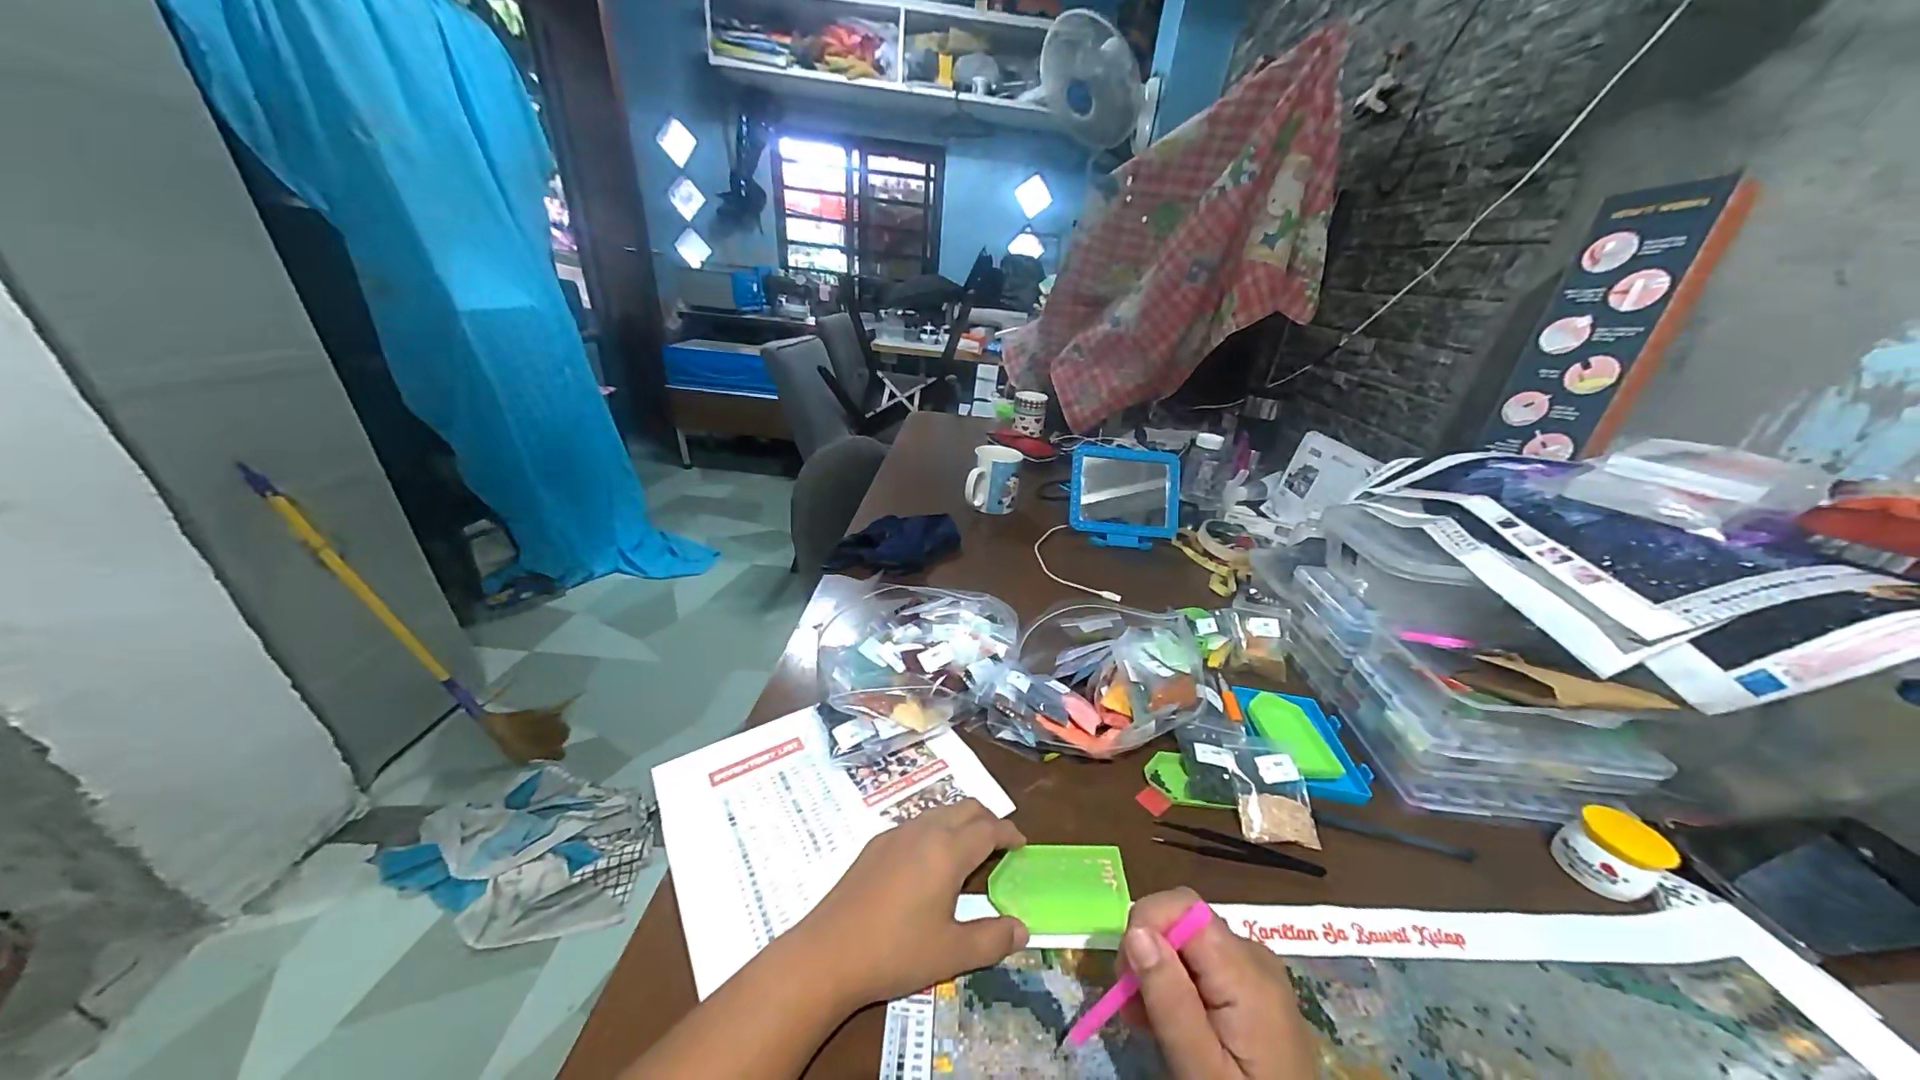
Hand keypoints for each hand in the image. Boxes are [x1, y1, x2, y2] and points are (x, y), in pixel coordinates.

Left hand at [786, 800, 1029, 1007]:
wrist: (826, 954)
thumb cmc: (895, 952)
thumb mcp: (952, 954)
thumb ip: (992, 939)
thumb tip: (1022, 929)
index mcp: (947, 850)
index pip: (988, 828)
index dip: (1009, 833)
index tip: (1022, 844)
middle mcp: (922, 831)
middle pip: (965, 808)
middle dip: (988, 819)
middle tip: (1000, 844)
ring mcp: (894, 835)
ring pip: (938, 813)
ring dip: (960, 823)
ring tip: (968, 854)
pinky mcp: (874, 846)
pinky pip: (916, 825)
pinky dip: (935, 832)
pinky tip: (929, 866)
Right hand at [1119, 888, 1316, 1079]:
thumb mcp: (1200, 1070)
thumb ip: (1170, 999)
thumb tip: (1135, 930)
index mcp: (1247, 972)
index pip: (1183, 905)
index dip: (1145, 925)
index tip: (1126, 976)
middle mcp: (1255, 955)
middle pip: (1183, 920)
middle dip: (1147, 951)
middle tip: (1131, 1009)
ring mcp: (1258, 970)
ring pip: (1189, 940)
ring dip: (1158, 969)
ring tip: (1147, 1022)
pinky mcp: (1255, 987)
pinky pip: (1204, 961)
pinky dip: (1178, 980)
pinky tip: (1171, 1020)